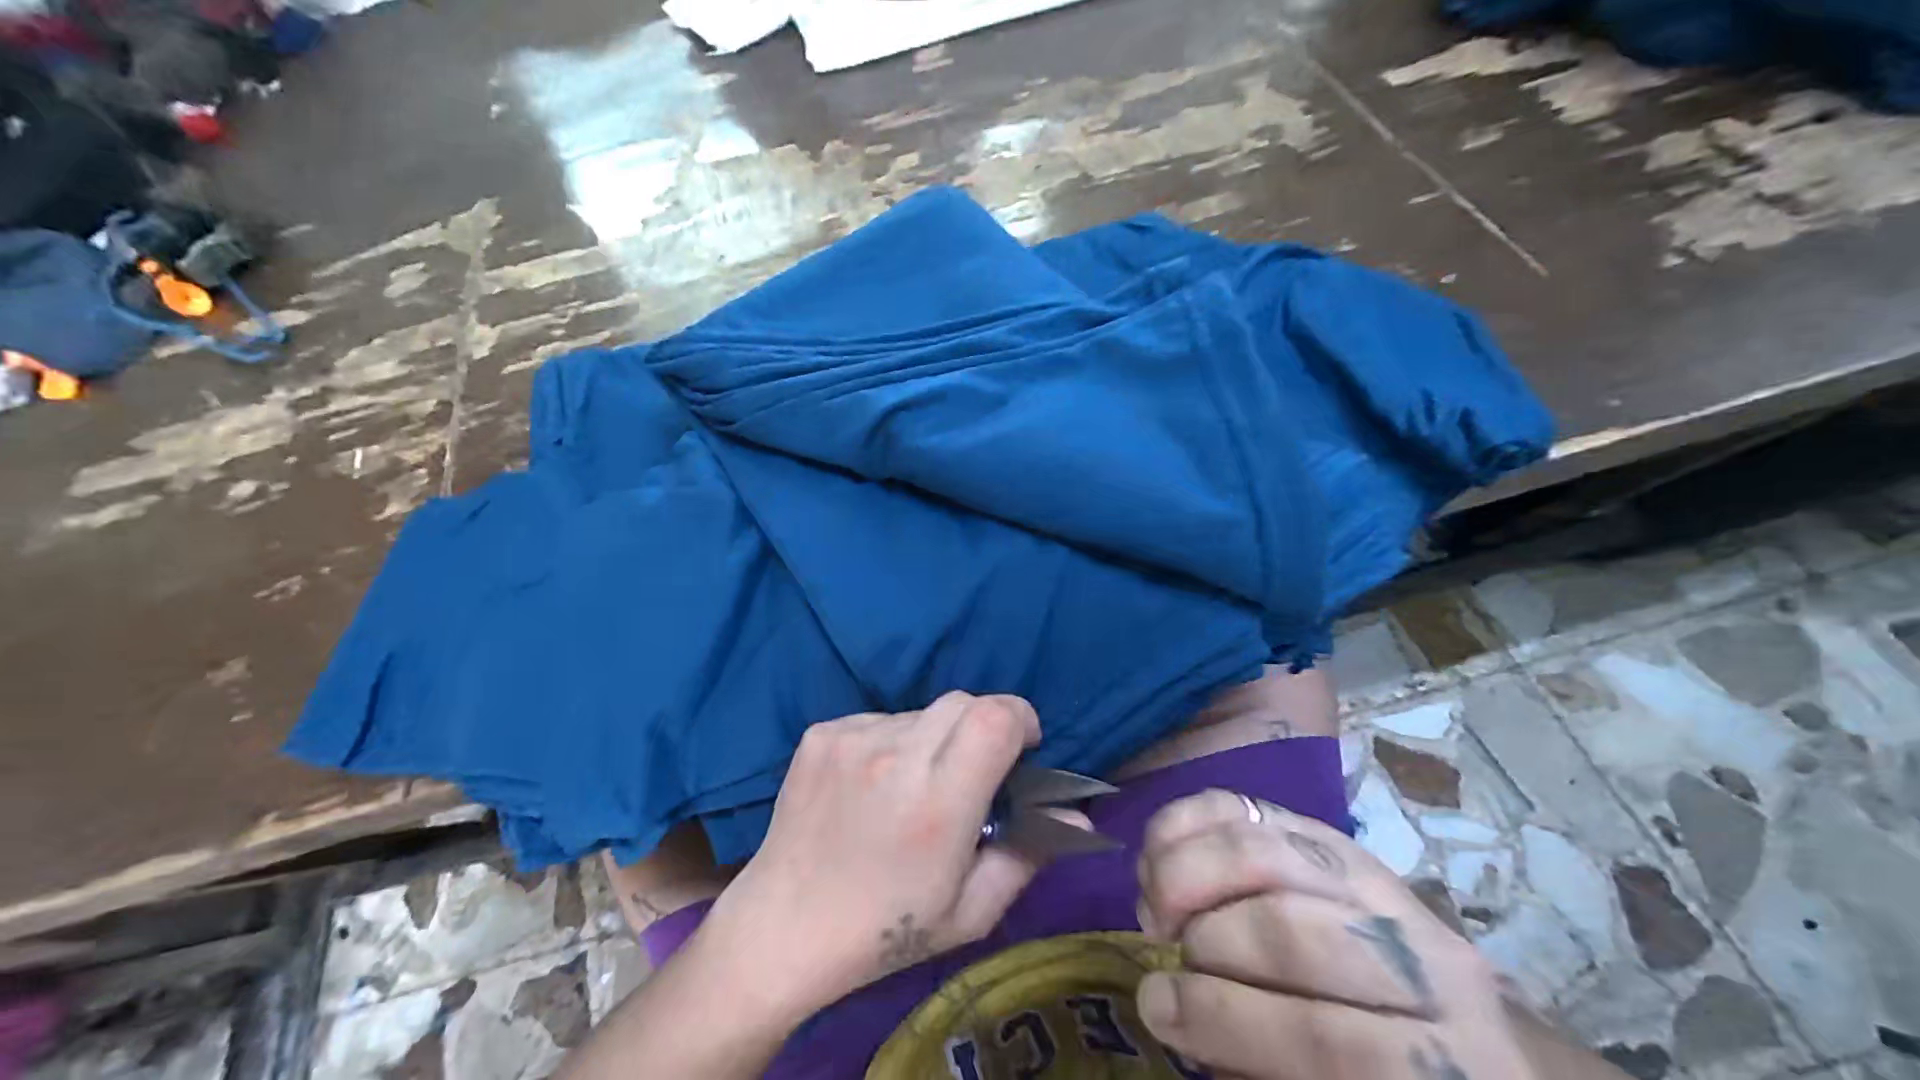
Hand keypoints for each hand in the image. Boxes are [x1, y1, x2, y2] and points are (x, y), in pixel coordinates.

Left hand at [694, 692, 1044, 1018]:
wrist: (784, 927)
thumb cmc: (887, 931)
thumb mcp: (970, 912)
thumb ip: (1028, 855)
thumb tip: (1077, 814)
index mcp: (939, 805)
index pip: (996, 718)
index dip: (1021, 720)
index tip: (1023, 748)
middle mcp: (895, 758)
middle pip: (964, 701)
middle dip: (984, 725)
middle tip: (975, 768)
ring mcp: (852, 740)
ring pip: (921, 711)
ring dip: (934, 737)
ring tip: (914, 786)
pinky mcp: (821, 733)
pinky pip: (880, 719)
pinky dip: (892, 741)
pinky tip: (874, 786)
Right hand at [1134, 790, 1538, 1079]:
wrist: (1482, 1045)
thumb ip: (1271, 1062)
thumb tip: (1174, 1013)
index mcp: (1445, 1063)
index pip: (1330, 1036)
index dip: (1226, 1016)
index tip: (1158, 1006)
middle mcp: (1426, 963)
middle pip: (1293, 926)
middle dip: (1205, 937)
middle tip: (1161, 951)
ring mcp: (1383, 887)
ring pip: (1272, 853)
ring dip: (1191, 872)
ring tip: (1156, 903)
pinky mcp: (1344, 843)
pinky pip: (1261, 811)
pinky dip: (1198, 821)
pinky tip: (1162, 851)